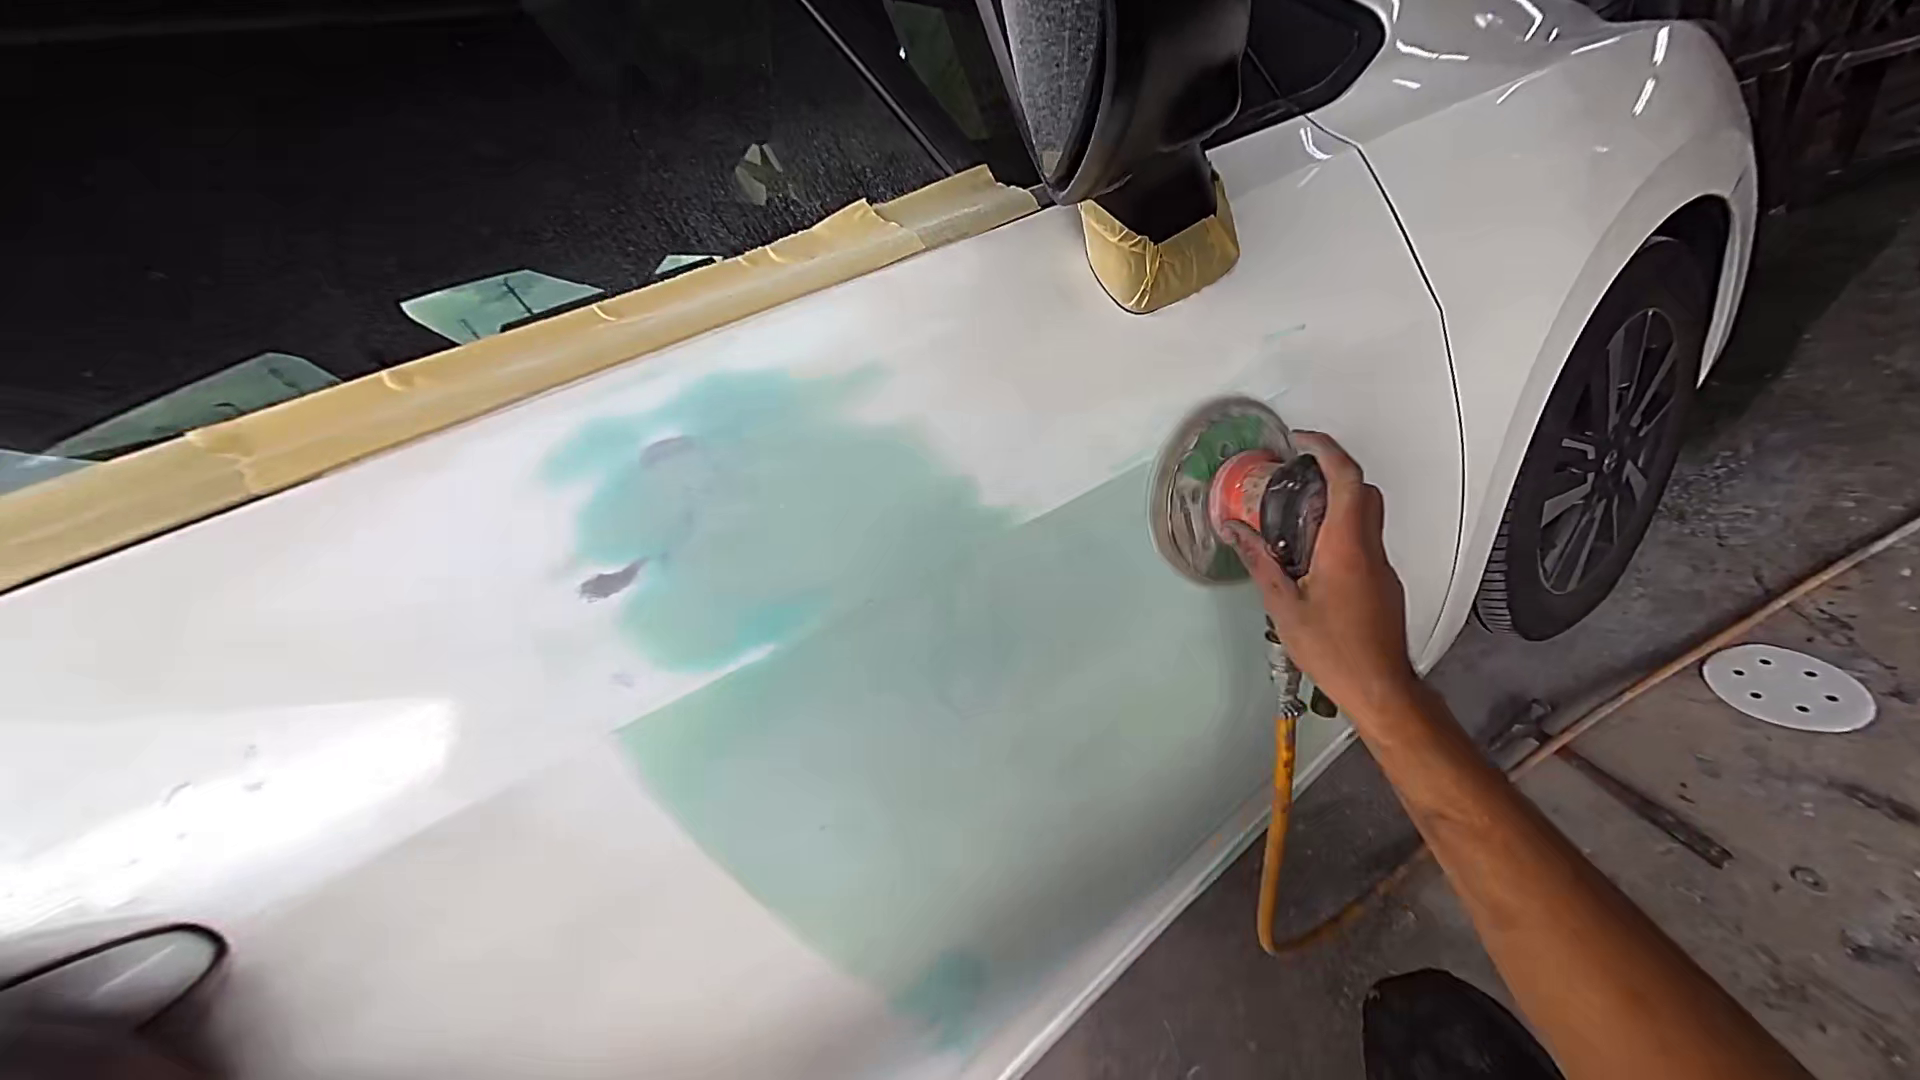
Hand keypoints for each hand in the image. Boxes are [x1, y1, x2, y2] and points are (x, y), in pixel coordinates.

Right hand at [1219, 432, 1421, 717]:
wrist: (1380, 688)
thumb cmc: (1332, 649)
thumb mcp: (1282, 605)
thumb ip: (1259, 561)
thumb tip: (1233, 529)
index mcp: (1346, 548)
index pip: (1347, 480)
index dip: (1327, 450)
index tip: (1300, 440)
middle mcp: (1370, 549)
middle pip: (1362, 491)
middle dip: (1331, 472)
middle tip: (1292, 477)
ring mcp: (1381, 566)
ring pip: (1365, 515)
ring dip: (1334, 502)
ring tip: (1291, 516)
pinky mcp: (1382, 582)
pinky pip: (1362, 540)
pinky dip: (1338, 530)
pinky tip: (1307, 556)